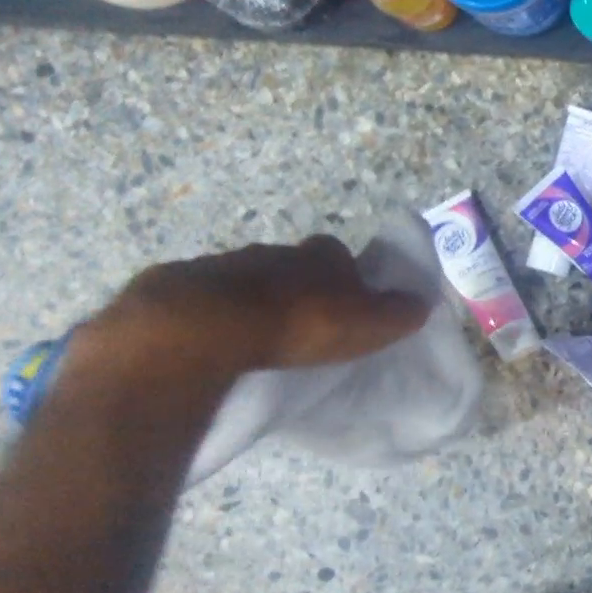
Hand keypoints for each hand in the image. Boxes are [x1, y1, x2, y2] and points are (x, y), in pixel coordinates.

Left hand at [72, 236, 430, 381]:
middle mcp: (273, 251)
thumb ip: (399, 313)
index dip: (343, 275)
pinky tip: (211, 341)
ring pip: (243, 279)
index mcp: (321, 256)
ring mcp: (219, 265)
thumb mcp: (370, 324)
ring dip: (249, 300)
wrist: (200, 329)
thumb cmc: (299, 324)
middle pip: (289, 264)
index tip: (342, 300)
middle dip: (295, 286)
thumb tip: (420, 303)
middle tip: (299, 320)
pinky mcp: (171, 287)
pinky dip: (208, 314)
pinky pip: (198, 298)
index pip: (338, 254)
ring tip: (253, 336)